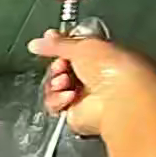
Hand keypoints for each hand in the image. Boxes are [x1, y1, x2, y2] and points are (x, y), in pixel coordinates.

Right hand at [24, 29, 155, 137]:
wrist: (119, 99)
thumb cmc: (114, 69)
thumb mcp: (83, 45)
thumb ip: (57, 44)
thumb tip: (36, 43)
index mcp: (105, 56)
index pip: (77, 50)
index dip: (61, 46)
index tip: (49, 42)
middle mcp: (97, 77)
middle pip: (61, 69)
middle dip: (57, 66)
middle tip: (61, 65)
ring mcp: (86, 97)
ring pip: (54, 87)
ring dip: (55, 82)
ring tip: (65, 82)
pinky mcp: (77, 114)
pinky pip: (54, 105)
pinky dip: (57, 99)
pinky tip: (69, 96)